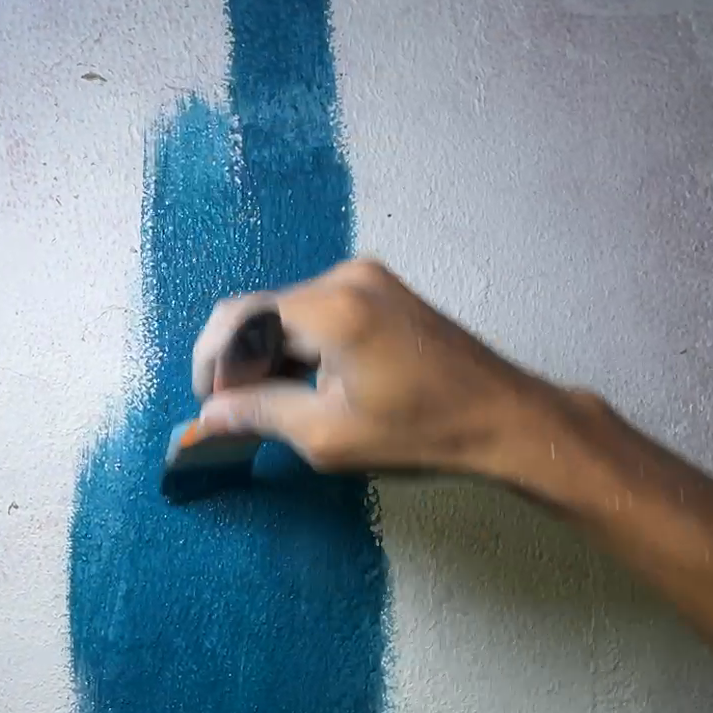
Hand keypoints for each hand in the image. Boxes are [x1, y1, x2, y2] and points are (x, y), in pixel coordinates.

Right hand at [193, 258, 563, 478]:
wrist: (505, 418)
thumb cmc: (421, 433)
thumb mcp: (328, 435)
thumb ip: (258, 414)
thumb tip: (206, 415)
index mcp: (332, 308)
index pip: (238, 319)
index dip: (211, 362)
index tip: (211, 405)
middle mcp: (344, 276)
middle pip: (259, 311)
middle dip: (238, 361)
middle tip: (239, 411)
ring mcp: (364, 277)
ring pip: (285, 312)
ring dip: (267, 355)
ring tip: (274, 403)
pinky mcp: (377, 288)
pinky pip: (314, 310)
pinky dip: (297, 345)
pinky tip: (305, 382)